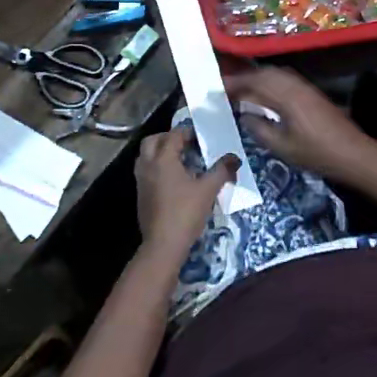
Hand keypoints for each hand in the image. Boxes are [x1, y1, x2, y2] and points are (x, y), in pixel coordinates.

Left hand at [135, 129, 238, 255]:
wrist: (163, 244)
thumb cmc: (186, 212)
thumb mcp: (208, 190)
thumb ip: (222, 170)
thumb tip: (235, 158)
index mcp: (163, 159)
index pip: (173, 135)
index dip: (188, 132)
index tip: (202, 136)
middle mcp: (147, 165)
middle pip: (153, 141)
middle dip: (169, 138)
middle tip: (187, 143)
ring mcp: (141, 181)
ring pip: (146, 156)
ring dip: (161, 152)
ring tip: (181, 159)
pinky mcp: (141, 194)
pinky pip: (147, 171)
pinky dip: (158, 167)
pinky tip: (175, 179)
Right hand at [224, 67, 376, 178]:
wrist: (352, 153)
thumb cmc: (316, 153)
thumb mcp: (282, 146)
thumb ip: (259, 128)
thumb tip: (245, 115)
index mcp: (287, 96)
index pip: (255, 82)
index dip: (235, 83)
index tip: (218, 88)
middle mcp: (296, 86)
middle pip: (266, 73)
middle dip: (245, 78)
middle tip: (227, 88)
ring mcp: (306, 88)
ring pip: (277, 75)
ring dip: (258, 79)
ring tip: (242, 92)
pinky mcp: (312, 94)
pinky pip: (286, 81)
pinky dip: (270, 84)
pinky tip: (264, 97)